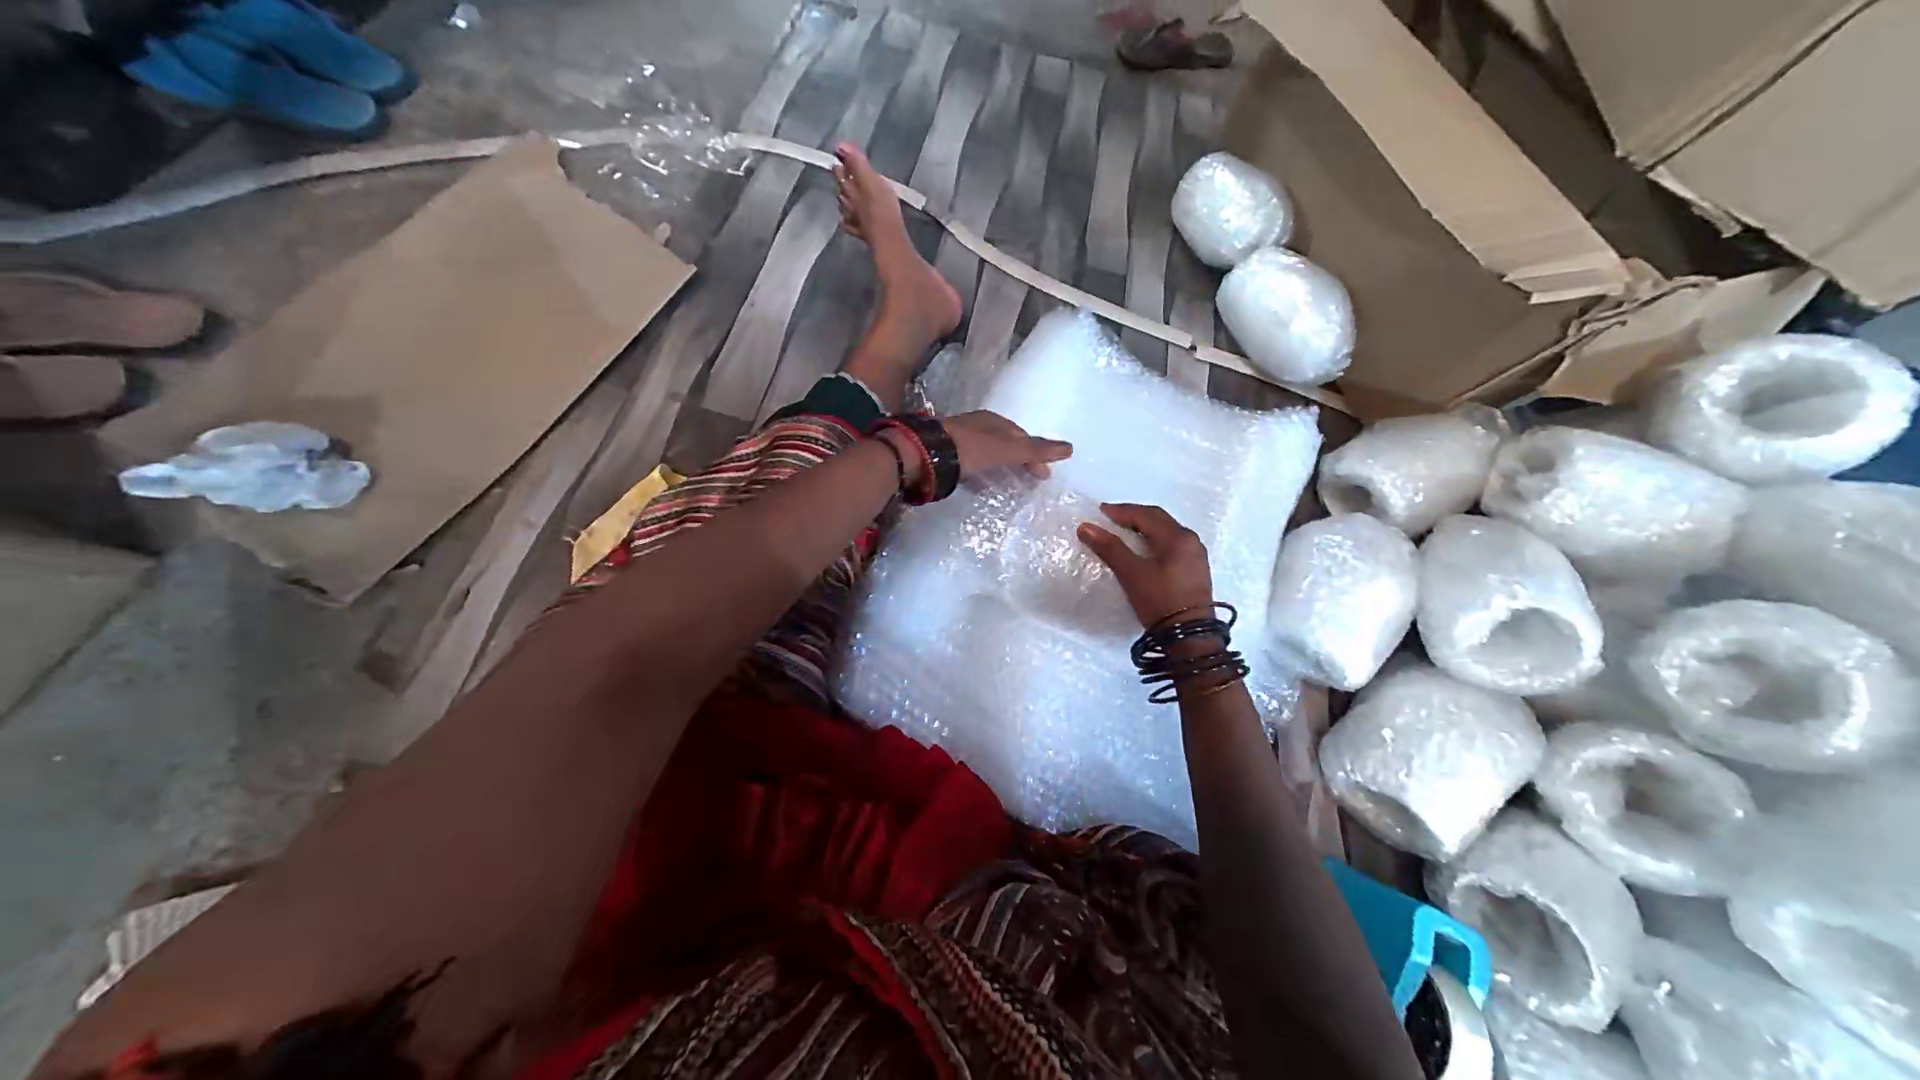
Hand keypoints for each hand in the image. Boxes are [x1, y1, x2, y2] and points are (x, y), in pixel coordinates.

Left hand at [943, 410, 1072, 481]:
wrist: (923, 454)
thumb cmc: (969, 449)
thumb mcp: (1006, 449)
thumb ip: (1034, 450)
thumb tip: (1069, 448)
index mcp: (993, 420)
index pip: (1020, 435)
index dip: (1035, 453)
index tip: (1044, 474)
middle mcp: (975, 424)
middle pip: (1002, 441)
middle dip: (1017, 457)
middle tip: (1028, 478)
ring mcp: (956, 438)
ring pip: (984, 450)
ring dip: (997, 464)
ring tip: (1005, 481)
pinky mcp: (942, 453)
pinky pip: (967, 461)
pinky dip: (979, 470)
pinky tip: (978, 481)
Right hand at [1077, 503, 1214, 628]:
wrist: (1189, 638)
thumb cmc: (1160, 601)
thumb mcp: (1132, 573)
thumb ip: (1110, 548)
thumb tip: (1085, 527)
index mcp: (1178, 537)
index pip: (1147, 515)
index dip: (1122, 511)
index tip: (1101, 511)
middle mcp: (1191, 540)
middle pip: (1159, 520)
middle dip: (1134, 516)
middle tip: (1111, 518)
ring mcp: (1196, 556)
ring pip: (1167, 533)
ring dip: (1145, 528)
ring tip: (1124, 531)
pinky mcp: (1195, 570)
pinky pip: (1172, 546)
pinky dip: (1154, 541)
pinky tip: (1143, 550)